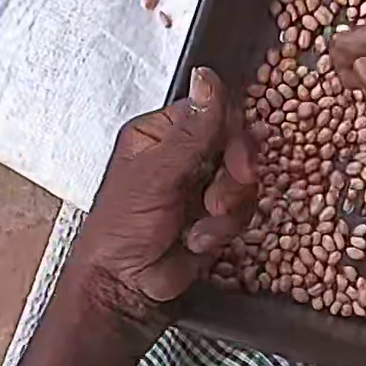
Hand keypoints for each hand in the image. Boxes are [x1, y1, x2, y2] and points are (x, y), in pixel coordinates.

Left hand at [63, 66, 257, 330]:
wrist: (125, 288)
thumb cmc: (122, 230)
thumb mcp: (157, 175)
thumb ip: (191, 131)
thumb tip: (207, 76)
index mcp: (160, 134)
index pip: (213, 114)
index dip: (232, 136)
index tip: (238, 163)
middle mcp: (183, 155)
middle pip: (235, 147)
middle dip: (232, 180)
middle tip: (218, 201)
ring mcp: (200, 185)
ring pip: (242, 182)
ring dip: (226, 211)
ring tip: (199, 230)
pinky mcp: (214, 215)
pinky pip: (241, 210)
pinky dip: (223, 230)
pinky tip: (197, 242)